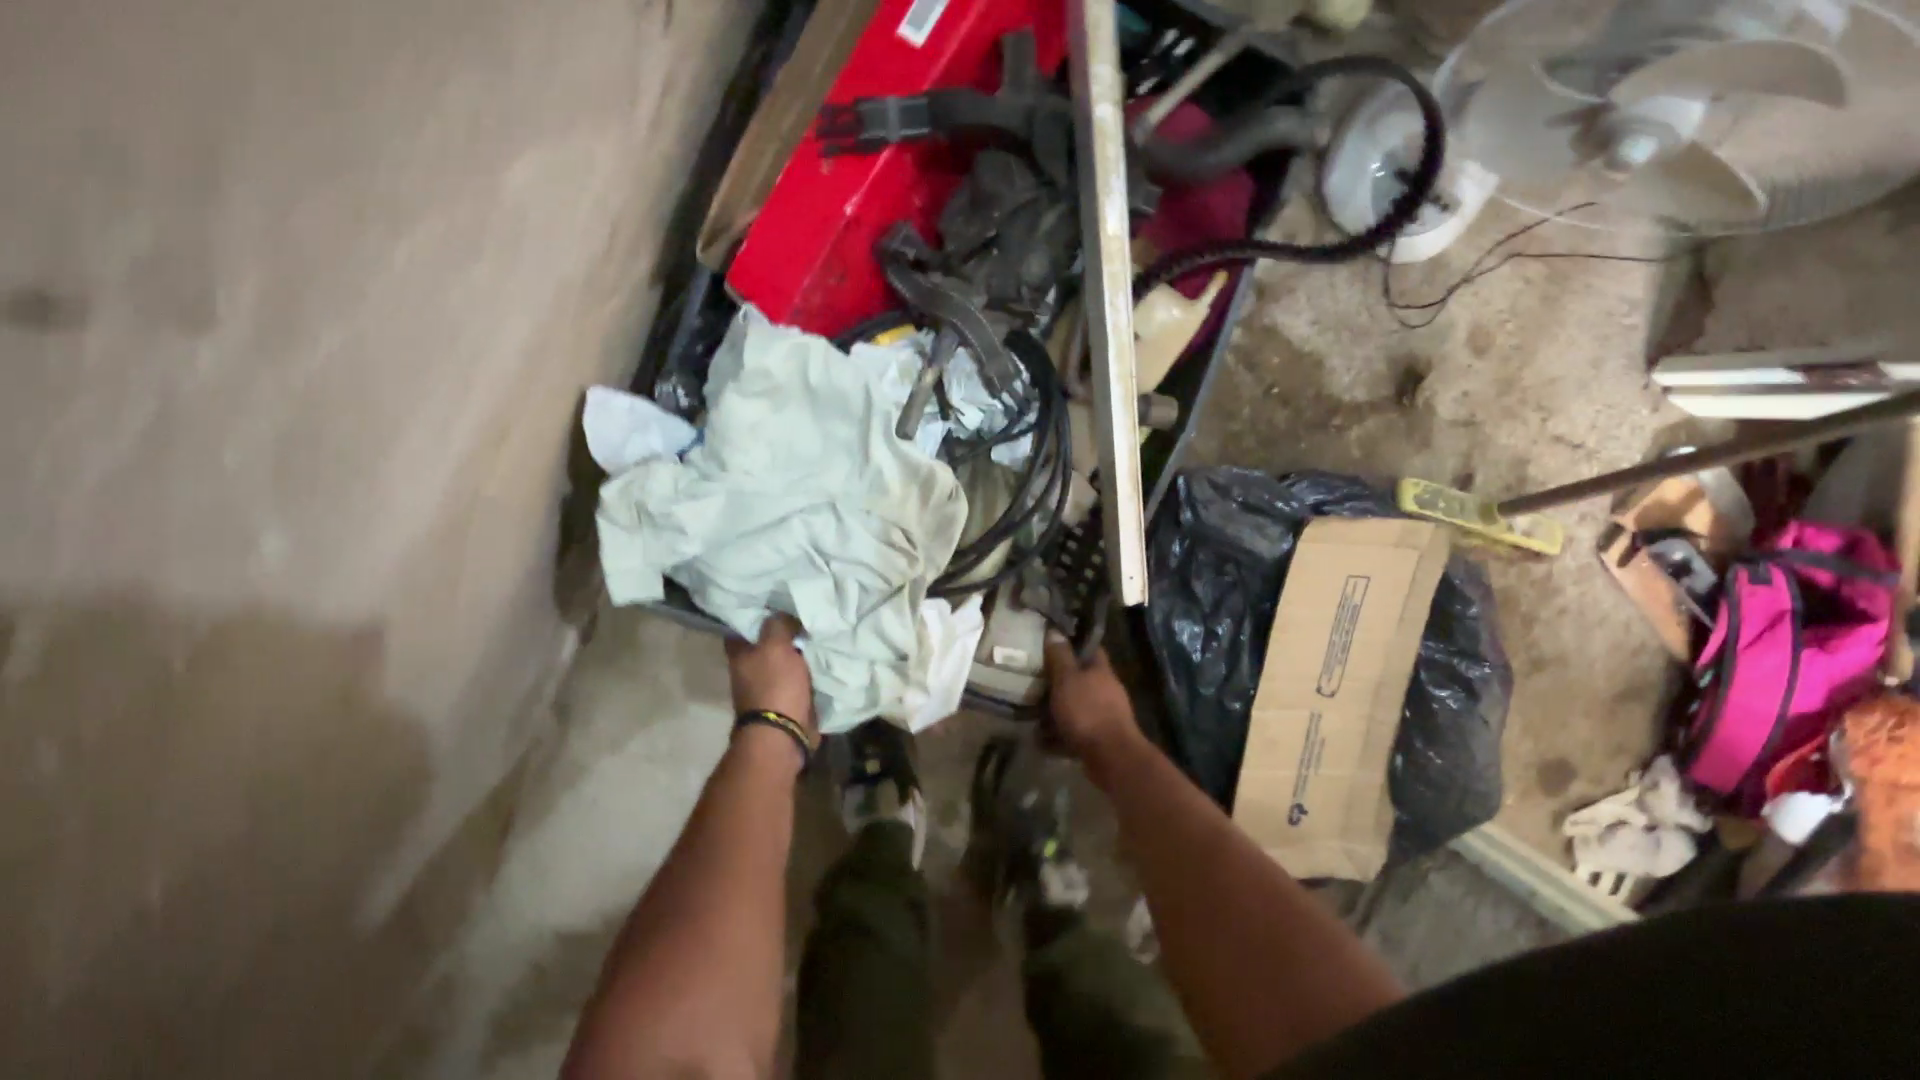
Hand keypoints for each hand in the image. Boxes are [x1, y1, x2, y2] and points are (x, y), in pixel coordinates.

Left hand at [725, 614, 815, 738]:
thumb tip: (784, 614)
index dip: (757, 610)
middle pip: (767, 640)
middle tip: (805, 609)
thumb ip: (778, 624)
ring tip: (820, 627)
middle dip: (784, 628)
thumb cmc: (774, 686)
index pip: (742, 624)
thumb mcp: (775, 646)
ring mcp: (769, 684)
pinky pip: (801, 675)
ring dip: (800, 648)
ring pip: (786, 657)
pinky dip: (811, 667)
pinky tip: (826, 652)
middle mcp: (749, 667)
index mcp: (739, 653)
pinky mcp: (788, 697)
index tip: (777, 598)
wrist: (785, 733)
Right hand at [1043, 633, 1140, 763]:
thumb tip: (1055, 631)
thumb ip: (1060, 657)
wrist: (1111, 756)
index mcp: (1101, 671)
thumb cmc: (1087, 711)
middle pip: (1082, 678)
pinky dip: (1059, 734)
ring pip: (1077, 705)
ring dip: (1057, 709)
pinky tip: (1041, 740)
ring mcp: (1105, 715)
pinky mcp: (1099, 738)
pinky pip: (1075, 731)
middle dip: (1060, 680)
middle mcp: (1106, 690)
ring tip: (1032, 712)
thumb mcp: (1067, 679)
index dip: (1074, 643)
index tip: (1052, 642)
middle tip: (1035, 679)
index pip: (1091, 648)